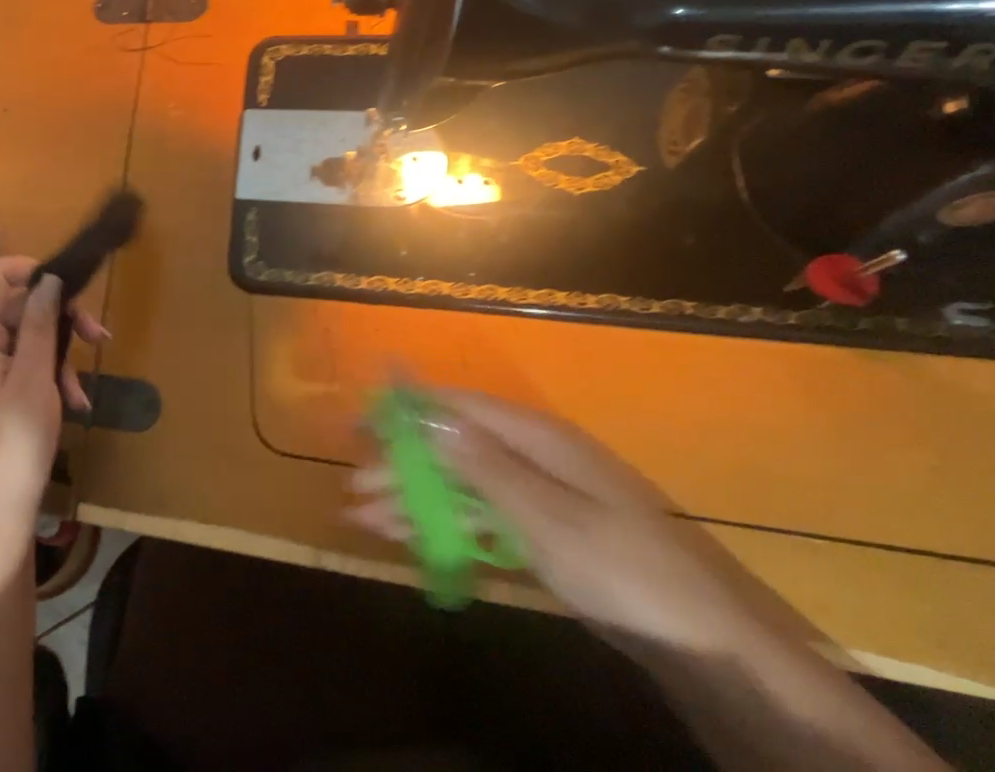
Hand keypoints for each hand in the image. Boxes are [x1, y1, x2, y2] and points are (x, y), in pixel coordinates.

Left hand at [0, 257, 110, 525]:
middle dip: (59, 318)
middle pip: (18, 304)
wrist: (1, 504)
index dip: (30, 271)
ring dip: (63, 353)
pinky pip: (30, 362)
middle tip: (96, 335)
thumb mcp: (35, 378)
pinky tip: (78, 402)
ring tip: (82, 387)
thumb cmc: (16, 440)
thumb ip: (41, 325)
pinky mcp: (1, 386)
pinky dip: (55, 375)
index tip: (68, 287)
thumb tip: (49, 280)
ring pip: (31, 334)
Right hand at [345, 390, 813, 655]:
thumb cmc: (620, 568)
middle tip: (353, 490)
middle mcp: (535, 458)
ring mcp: (539, 497)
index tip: (355, 424)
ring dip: (412, 500)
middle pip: (452, 448)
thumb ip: (482, 465)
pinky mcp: (542, 533)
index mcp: (539, 440)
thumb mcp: (545, 515)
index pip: (459, 408)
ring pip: (459, 486)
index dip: (405, 410)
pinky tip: (406, 539)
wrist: (698, 643)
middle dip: (401, 466)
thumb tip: (424, 414)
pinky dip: (441, 526)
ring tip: (363, 521)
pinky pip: (478, 518)